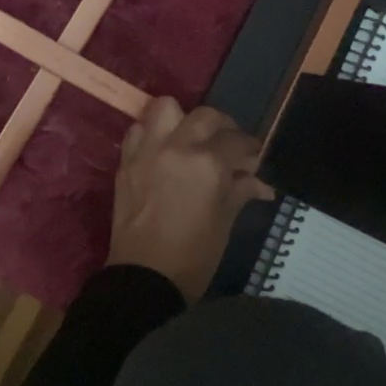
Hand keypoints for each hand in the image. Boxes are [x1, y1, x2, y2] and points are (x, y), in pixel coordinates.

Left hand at [106, 97, 275, 300]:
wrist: (144, 278)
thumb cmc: (194, 257)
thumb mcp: (225, 222)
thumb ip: (240, 191)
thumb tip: (260, 182)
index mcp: (208, 164)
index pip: (236, 141)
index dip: (250, 147)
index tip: (254, 156)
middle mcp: (177, 147)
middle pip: (205, 116)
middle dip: (222, 126)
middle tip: (227, 144)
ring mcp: (148, 151)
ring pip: (165, 107)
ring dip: (181, 118)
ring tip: (189, 138)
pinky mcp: (126, 161)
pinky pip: (138, 130)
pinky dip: (151, 133)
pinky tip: (161, 150)